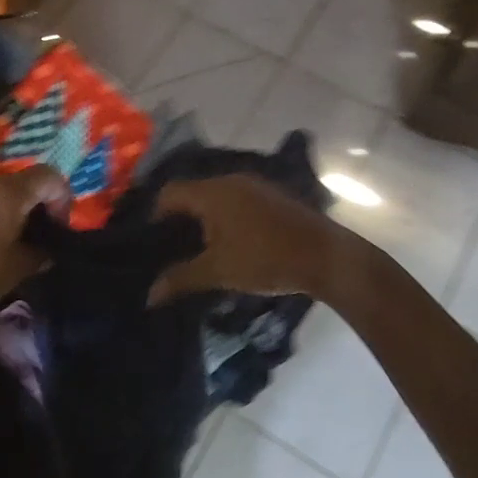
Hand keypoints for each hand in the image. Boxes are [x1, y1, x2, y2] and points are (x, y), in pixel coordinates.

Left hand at [0, 166, 71, 324]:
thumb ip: (37, 255)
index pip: (47, 176)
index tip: (60, 225)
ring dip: (7, 210)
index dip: (61, 197)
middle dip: (34, 203)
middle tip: (40, 233)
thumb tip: (45, 252)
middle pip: (18, 182)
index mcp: (7, 193)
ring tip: (12, 241)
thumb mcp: (15, 270)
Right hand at [148, 174, 351, 303]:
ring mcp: (255, 186)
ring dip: (205, 219)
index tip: (153, 243)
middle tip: (172, 249)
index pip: (168, 193)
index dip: (155, 216)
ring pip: (216, 198)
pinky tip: (231, 244)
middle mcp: (230, 180)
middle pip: (192, 193)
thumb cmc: (265, 259)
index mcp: (211, 192)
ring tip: (200, 249)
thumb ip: (180, 279)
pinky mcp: (274, 197)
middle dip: (179, 219)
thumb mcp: (217, 272)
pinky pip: (237, 202)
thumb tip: (149, 297)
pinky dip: (226, 218)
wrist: (328, 258)